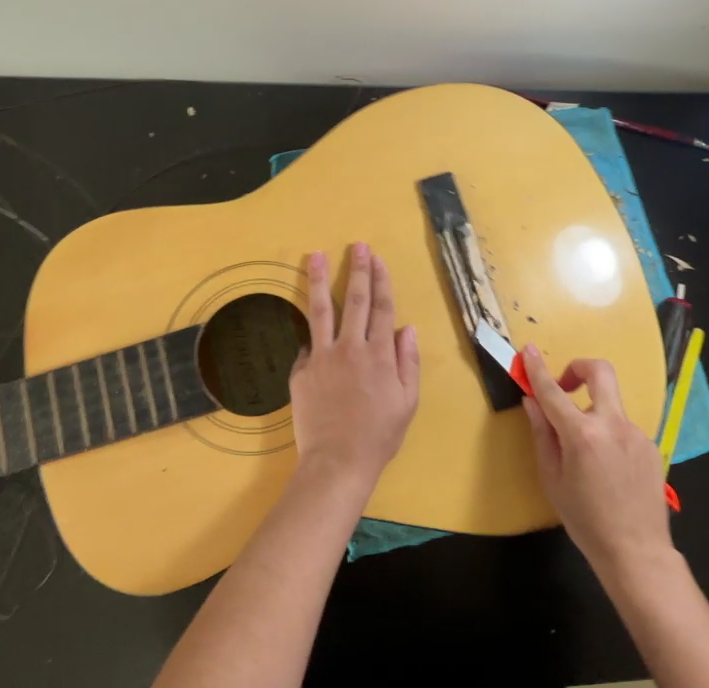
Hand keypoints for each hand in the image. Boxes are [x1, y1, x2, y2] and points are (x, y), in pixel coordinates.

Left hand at [289, 243, 420, 490]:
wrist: (337, 462)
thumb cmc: (379, 436)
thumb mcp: (407, 402)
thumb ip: (408, 362)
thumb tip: (406, 329)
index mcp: (380, 354)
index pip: (383, 308)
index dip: (381, 280)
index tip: (377, 259)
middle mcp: (351, 348)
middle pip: (355, 300)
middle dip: (357, 269)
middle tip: (357, 246)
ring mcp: (322, 357)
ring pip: (321, 310)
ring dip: (319, 279)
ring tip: (314, 255)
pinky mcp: (301, 371)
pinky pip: (308, 346)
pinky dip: (311, 335)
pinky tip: (310, 327)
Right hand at [520, 345, 672, 573]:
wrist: (636, 551)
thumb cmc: (585, 520)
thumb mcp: (552, 479)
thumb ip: (542, 435)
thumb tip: (532, 402)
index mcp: (582, 435)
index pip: (553, 392)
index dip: (538, 368)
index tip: (528, 350)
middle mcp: (612, 424)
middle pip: (600, 371)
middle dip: (579, 367)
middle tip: (565, 386)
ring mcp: (636, 433)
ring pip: (610, 406)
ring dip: (593, 413)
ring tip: (586, 454)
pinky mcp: (651, 445)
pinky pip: (623, 428)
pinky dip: (609, 435)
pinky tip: (608, 469)